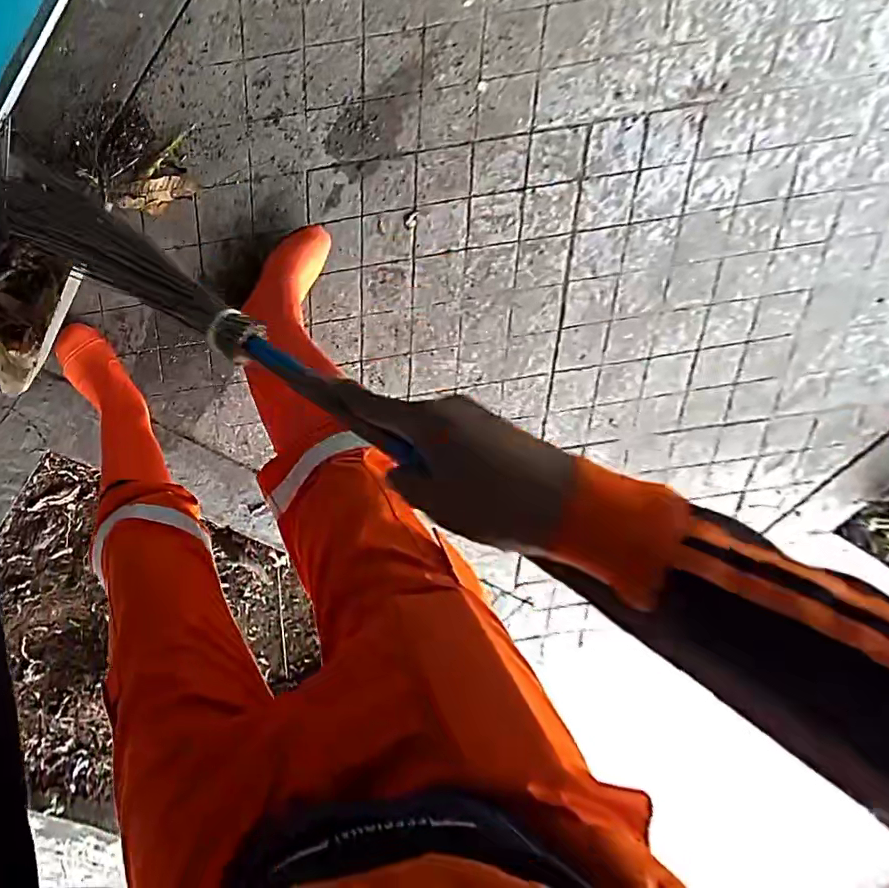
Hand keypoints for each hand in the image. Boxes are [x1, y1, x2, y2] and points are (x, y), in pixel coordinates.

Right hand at [319, 382, 576, 554]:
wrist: (583, 511)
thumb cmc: (499, 507)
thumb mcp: (434, 502)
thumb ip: (402, 479)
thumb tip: (399, 466)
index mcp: (423, 423)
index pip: (364, 404)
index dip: (334, 395)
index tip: (305, 378)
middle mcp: (444, 408)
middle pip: (397, 422)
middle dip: (397, 449)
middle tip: (419, 489)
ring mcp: (471, 414)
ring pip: (427, 435)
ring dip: (428, 460)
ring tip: (460, 499)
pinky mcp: (492, 427)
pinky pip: (451, 438)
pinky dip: (450, 460)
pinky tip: (476, 491)